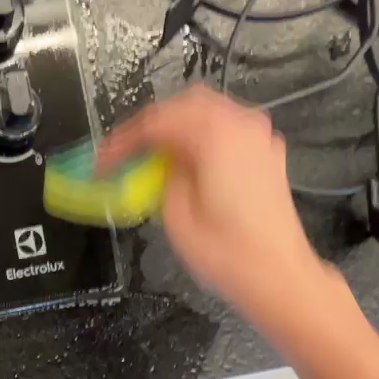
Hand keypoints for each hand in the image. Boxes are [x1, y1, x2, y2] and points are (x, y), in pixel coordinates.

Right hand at [97, 85, 349, 335]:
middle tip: (125, 153)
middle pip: (186, 104)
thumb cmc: (225, 252)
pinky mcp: (266, 154)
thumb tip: (160, 164)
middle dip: (151, 125)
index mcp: (215, 136)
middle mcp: (241, 125)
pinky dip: (201, 138)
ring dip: (176, 129)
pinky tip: (186, 165)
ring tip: (151, 158)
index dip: (123, 140)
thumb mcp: (175, 215)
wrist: (276, 273)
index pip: (157, 122)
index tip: (102, 161)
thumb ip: (163, 177)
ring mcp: (258, 138)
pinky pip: (227, 130)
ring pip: (209, 112)